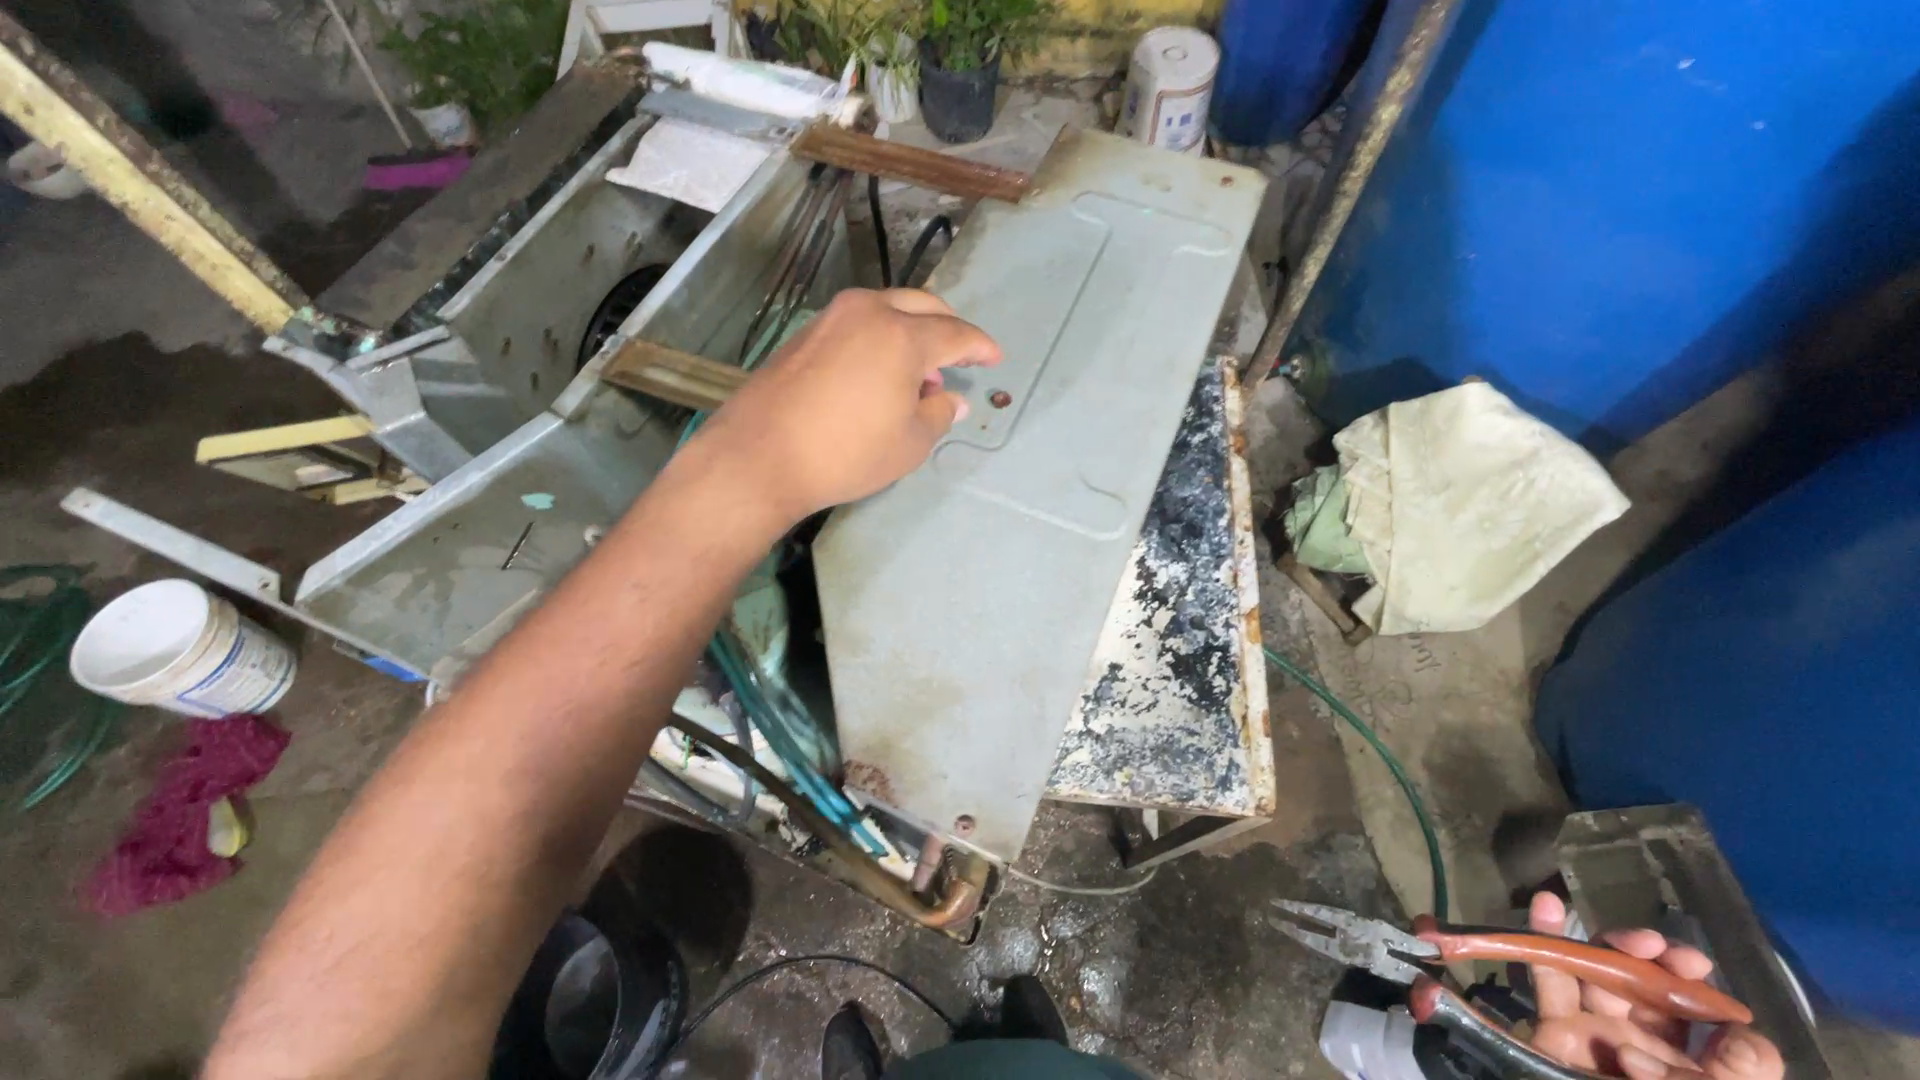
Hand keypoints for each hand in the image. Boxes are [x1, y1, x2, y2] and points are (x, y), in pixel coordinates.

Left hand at [680, 287, 1000, 525]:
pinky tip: (876, 374)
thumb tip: (951, 398)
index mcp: (902, 335)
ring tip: (917, 374)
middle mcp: (868, 313)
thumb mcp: (910, 444)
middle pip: (922, 307)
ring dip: (910, 331)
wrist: (761, 455)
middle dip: (946, 328)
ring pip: (886, 310)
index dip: (980, 347)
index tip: (994, 358)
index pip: (955, 334)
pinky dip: (878, 338)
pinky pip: (857, 324)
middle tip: (959, 355)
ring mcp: (831, 319)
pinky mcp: (805, 334)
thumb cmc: (847, 453)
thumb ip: (939, 414)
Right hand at [1526, 892, 1783, 1079]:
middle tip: (1665, 952)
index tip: (1707, 990)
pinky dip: (1543, 938)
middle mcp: (1652, 1049)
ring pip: (1603, 975)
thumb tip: (1733, 1031)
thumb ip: (1735, 1076)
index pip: (1714, 1026)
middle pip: (1655, 990)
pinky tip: (1547, 905)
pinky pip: (1548, 979)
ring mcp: (1600, 1037)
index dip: (1710, 1000)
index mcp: (1700, 1072)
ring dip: (1611, 945)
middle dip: (1660, 961)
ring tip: (1631, 938)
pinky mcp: (1554, 1030)